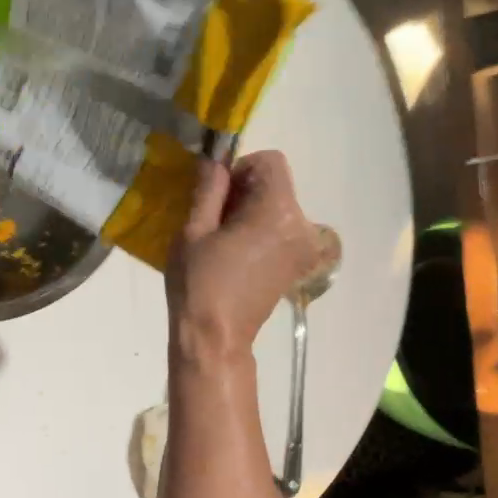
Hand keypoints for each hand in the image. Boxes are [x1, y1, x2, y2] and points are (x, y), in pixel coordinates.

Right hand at [166, 152, 327, 361]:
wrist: (215, 335)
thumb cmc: (198, 283)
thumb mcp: (192, 233)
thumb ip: (208, 192)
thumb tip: (214, 161)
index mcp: (277, 211)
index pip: (270, 161)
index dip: (239, 169)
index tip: (215, 195)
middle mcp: (303, 222)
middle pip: (276, 185)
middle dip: (244, 193)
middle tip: (211, 223)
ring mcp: (305, 244)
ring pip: (277, 208)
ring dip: (250, 214)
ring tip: (221, 244)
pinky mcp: (300, 262)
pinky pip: (281, 230)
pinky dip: (259, 232)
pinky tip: (235, 257)